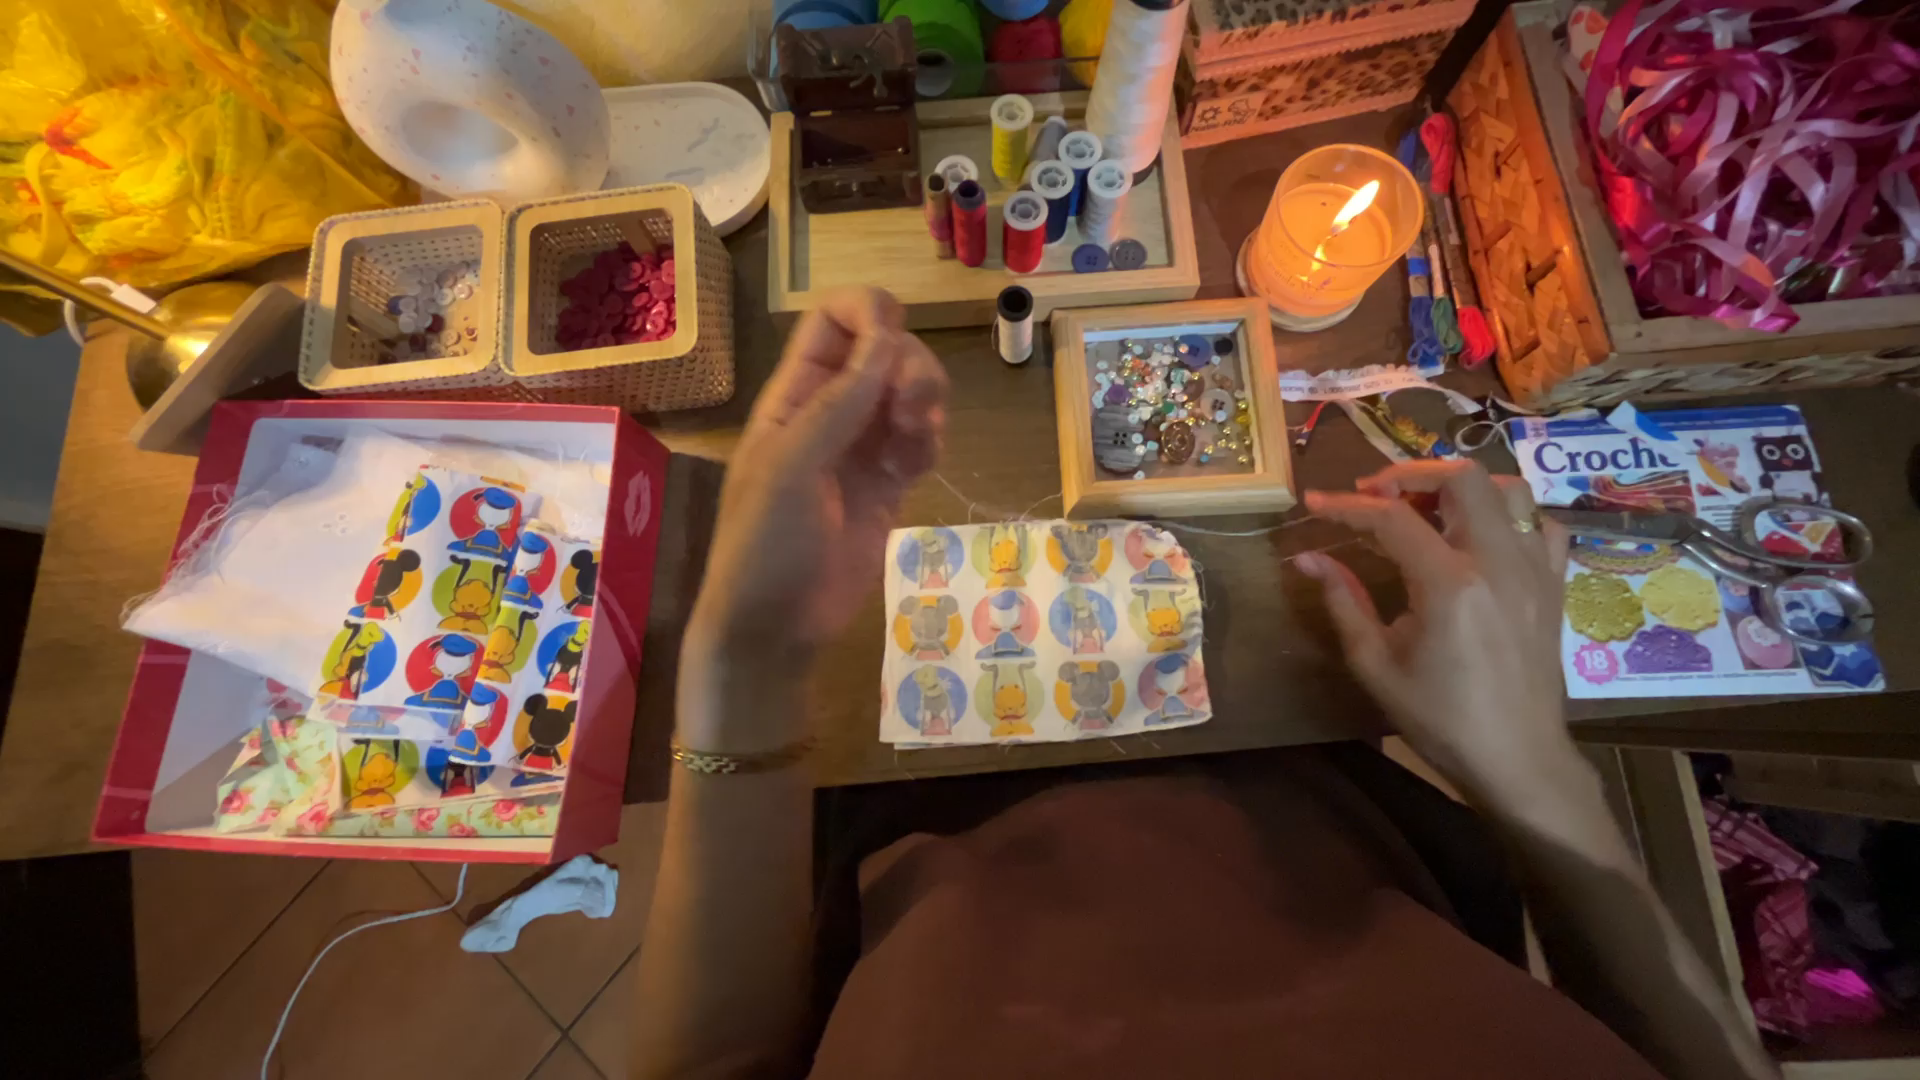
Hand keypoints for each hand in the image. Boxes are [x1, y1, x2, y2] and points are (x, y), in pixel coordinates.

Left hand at [683, 288, 946, 719]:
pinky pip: (920, 442)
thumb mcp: (793, 467)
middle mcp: (831, 412)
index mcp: (794, 396)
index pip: (832, 322)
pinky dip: (929, 443)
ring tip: (918, 442)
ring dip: (926, 405)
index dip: (867, 312)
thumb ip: (841, 401)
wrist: (777, 626)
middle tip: (912, 409)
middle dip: (909, 367)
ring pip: (910, 395)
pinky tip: (919, 468)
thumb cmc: (767, 544)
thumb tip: (888, 333)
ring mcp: (862, 450)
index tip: (896, 334)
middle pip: (885, 353)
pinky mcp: (888, 486)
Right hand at [1297, 461, 1574, 801]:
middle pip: (1461, 479)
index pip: (1392, 518)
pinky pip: (1540, 523)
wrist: (1517, 758)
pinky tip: (1477, 534)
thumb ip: (1342, 600)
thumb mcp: (1374, 662)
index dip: (1347, 505)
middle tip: (1373, 496)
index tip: (1315, 503)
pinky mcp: (1555, 584)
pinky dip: (1506, 514)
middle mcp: (1499, 563)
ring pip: (1508, 490)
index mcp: (1449, 585)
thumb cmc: (1437, 717)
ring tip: (1424, 507)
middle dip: (1409, 474)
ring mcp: (1536, 570)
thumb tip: (1307, 558)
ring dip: (1459, 487)